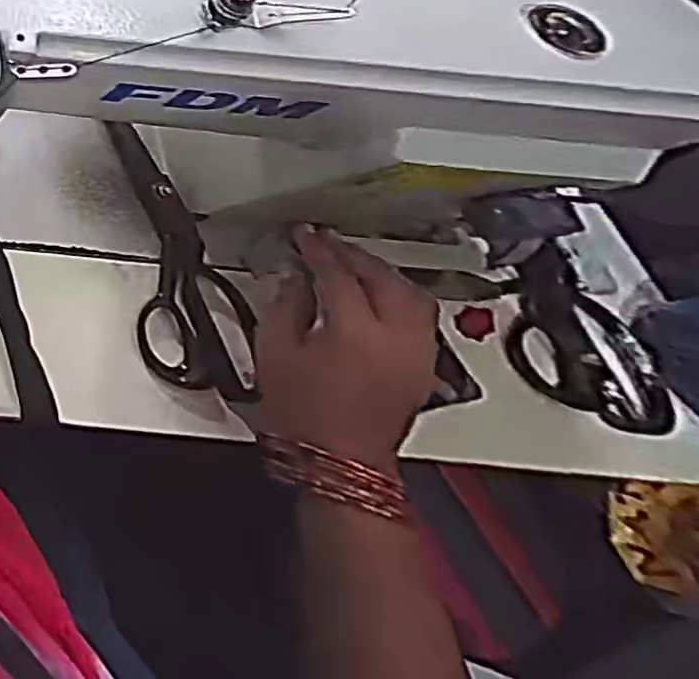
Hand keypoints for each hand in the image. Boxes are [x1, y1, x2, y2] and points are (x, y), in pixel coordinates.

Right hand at [255, 226, 441, 469]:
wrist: (337, 460)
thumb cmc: (301, 412)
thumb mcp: (273, 350)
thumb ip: (284, 305)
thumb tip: (296, 279)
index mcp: (355, 333)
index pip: (339, 275)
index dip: (318, 251)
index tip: (304, 237)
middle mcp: (396, 340)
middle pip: (383, 278)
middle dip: (353, 255)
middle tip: (326, 243)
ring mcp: (417, 355)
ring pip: (412, 295)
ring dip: (381, 272)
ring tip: (353, 262)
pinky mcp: (425, 367)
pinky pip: (420, 316)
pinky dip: (398, 295)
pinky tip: (377, 292)